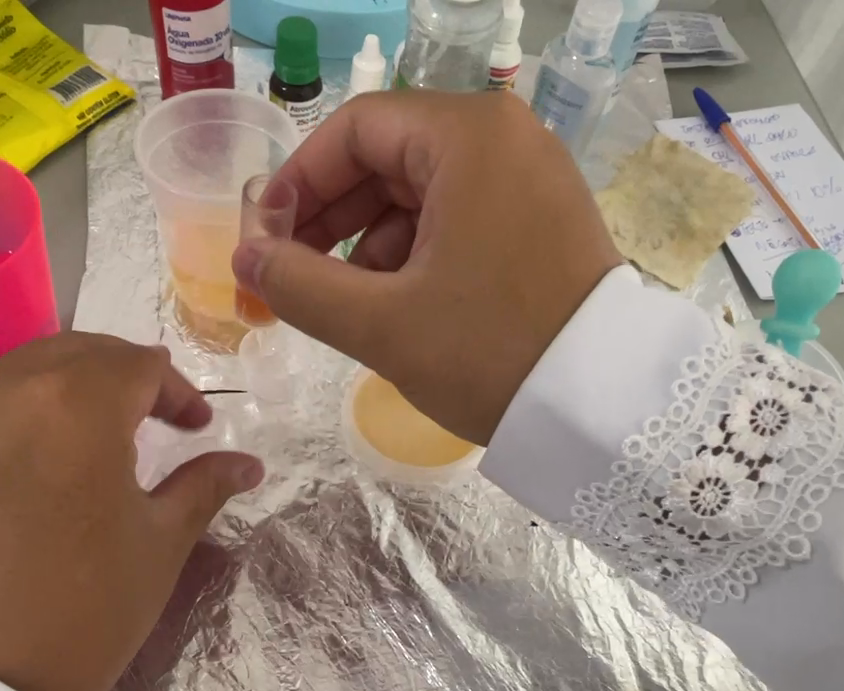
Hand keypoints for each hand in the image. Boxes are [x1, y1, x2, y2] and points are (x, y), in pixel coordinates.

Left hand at [0, 333, 262, 690]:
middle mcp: (0, 389)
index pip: (138, 365)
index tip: (195, 427)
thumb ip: (205, 485)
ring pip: (15, 375)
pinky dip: (4, 422)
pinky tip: (20, 469)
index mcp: (76, 406)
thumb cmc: (89, 612)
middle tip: (148, 422)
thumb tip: (248, 463)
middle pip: (75, 354)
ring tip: (83, 444)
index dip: (177, 391)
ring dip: (61, 395)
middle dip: (121, 379)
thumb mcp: (161, 544)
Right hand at [232, 91, 622, 445]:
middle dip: (331, 220)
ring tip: (349, 305)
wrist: (598, 408)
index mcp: (469, 137)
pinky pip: (460, 219)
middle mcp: (507, 139)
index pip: (354, 130)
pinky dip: (418, 254)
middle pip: (389, 159)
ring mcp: (532, 179)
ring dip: (370, 244)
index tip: (266, 240)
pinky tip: (401, 305)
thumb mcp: (382, 325)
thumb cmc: (488, 355)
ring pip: (422, 193)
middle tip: (293, 277)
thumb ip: (299, 286)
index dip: (298, 183)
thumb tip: (245, 258)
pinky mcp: (543, 221)